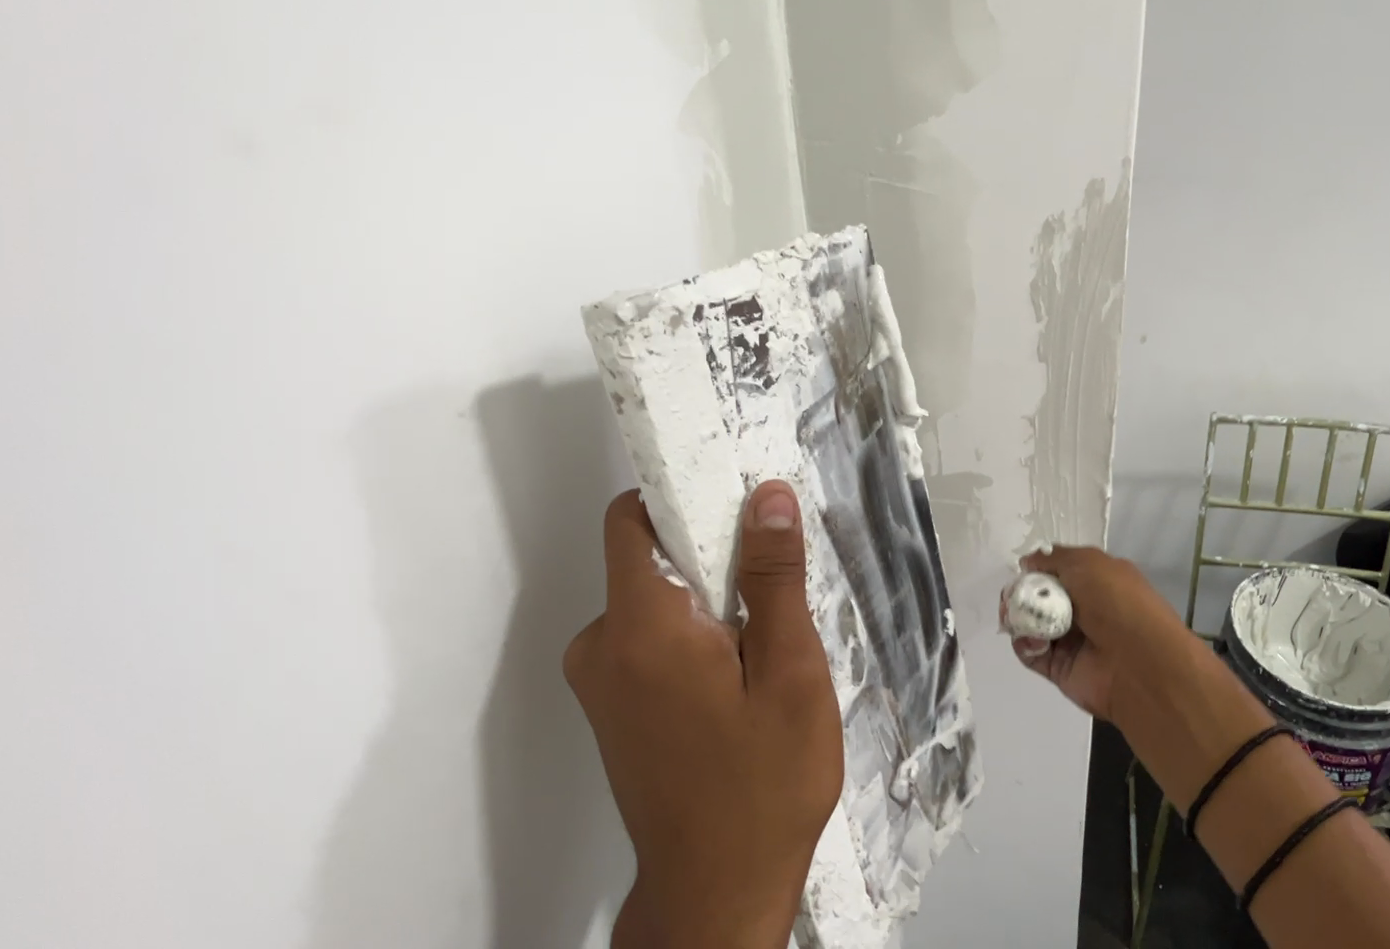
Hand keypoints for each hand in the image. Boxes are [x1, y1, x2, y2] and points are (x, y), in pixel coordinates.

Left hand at [564, 482, 842, 948]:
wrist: (717, 891)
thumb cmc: (764, 783)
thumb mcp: (790, 671)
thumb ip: (774, 578)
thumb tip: (768, 497)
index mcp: (639, 627)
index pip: (631, 519)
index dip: (682, 498)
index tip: (739, 512)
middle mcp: (600, 646)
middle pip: (650, 559)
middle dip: (713, 562)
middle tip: (774, 601)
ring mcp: (599, 682)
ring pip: (656, 603)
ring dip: (709, 607)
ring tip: (764, 652)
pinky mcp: (610, 710)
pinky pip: (649, 641)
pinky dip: (691, 640)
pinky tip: (738, 684)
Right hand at [1009, 546, 1198, 724]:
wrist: (1139, 663)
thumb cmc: (1117, 603)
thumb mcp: (1088, 563)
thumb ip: (1054, 558)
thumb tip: (1028, 562)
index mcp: (1098, 581)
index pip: (1060, 571)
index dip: (1038, 569)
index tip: (1022, 570)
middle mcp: (1085, 609)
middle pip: (1041, 598)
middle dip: (1021, 594)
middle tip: (1010, 597)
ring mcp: (1071, 640)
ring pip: (1032, 624)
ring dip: (1018, 617)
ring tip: (1012, 617)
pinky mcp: (1060, 668)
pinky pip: (1031, 652)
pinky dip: (1024, 644)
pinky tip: (1030, 639)